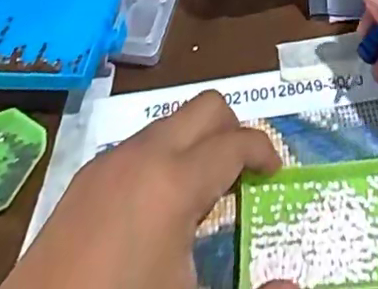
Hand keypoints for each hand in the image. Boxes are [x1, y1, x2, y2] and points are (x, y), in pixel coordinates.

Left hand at [4, 91, 286, 288]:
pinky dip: (165, 157)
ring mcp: (111, 159)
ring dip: (197, 143)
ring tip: (203, 194)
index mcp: (177, 180)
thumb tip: (291, 286)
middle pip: (205, 106)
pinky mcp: (87, 175)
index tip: (276, 172)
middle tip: (243, 171)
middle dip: (233, 130)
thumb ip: (249, 287)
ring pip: (171, 122)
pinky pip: (140, 145)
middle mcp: (146, 153)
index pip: (236, 142)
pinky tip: (158, 207)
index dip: (264, 151)